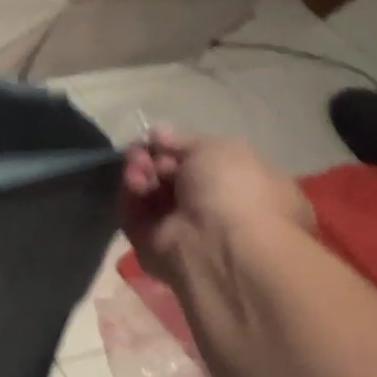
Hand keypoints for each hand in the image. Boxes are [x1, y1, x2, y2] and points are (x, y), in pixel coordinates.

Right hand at [120, 131, 313, 285]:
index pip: (206, 164)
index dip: (181, 149)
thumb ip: (185, 141)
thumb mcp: (221, 148)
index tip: (163, 140)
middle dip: (155, 159)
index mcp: (247, 187)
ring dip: (139, 171)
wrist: (218, 242)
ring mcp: (181, 225)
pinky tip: (133, 181)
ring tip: (137, 165)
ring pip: (150, 190)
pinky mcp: (150, 238)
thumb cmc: (237, 192)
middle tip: (144, 151)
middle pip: (172, 175)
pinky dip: (130, 192)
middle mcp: (214, 207)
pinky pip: (134, 210)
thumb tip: (159, 133)